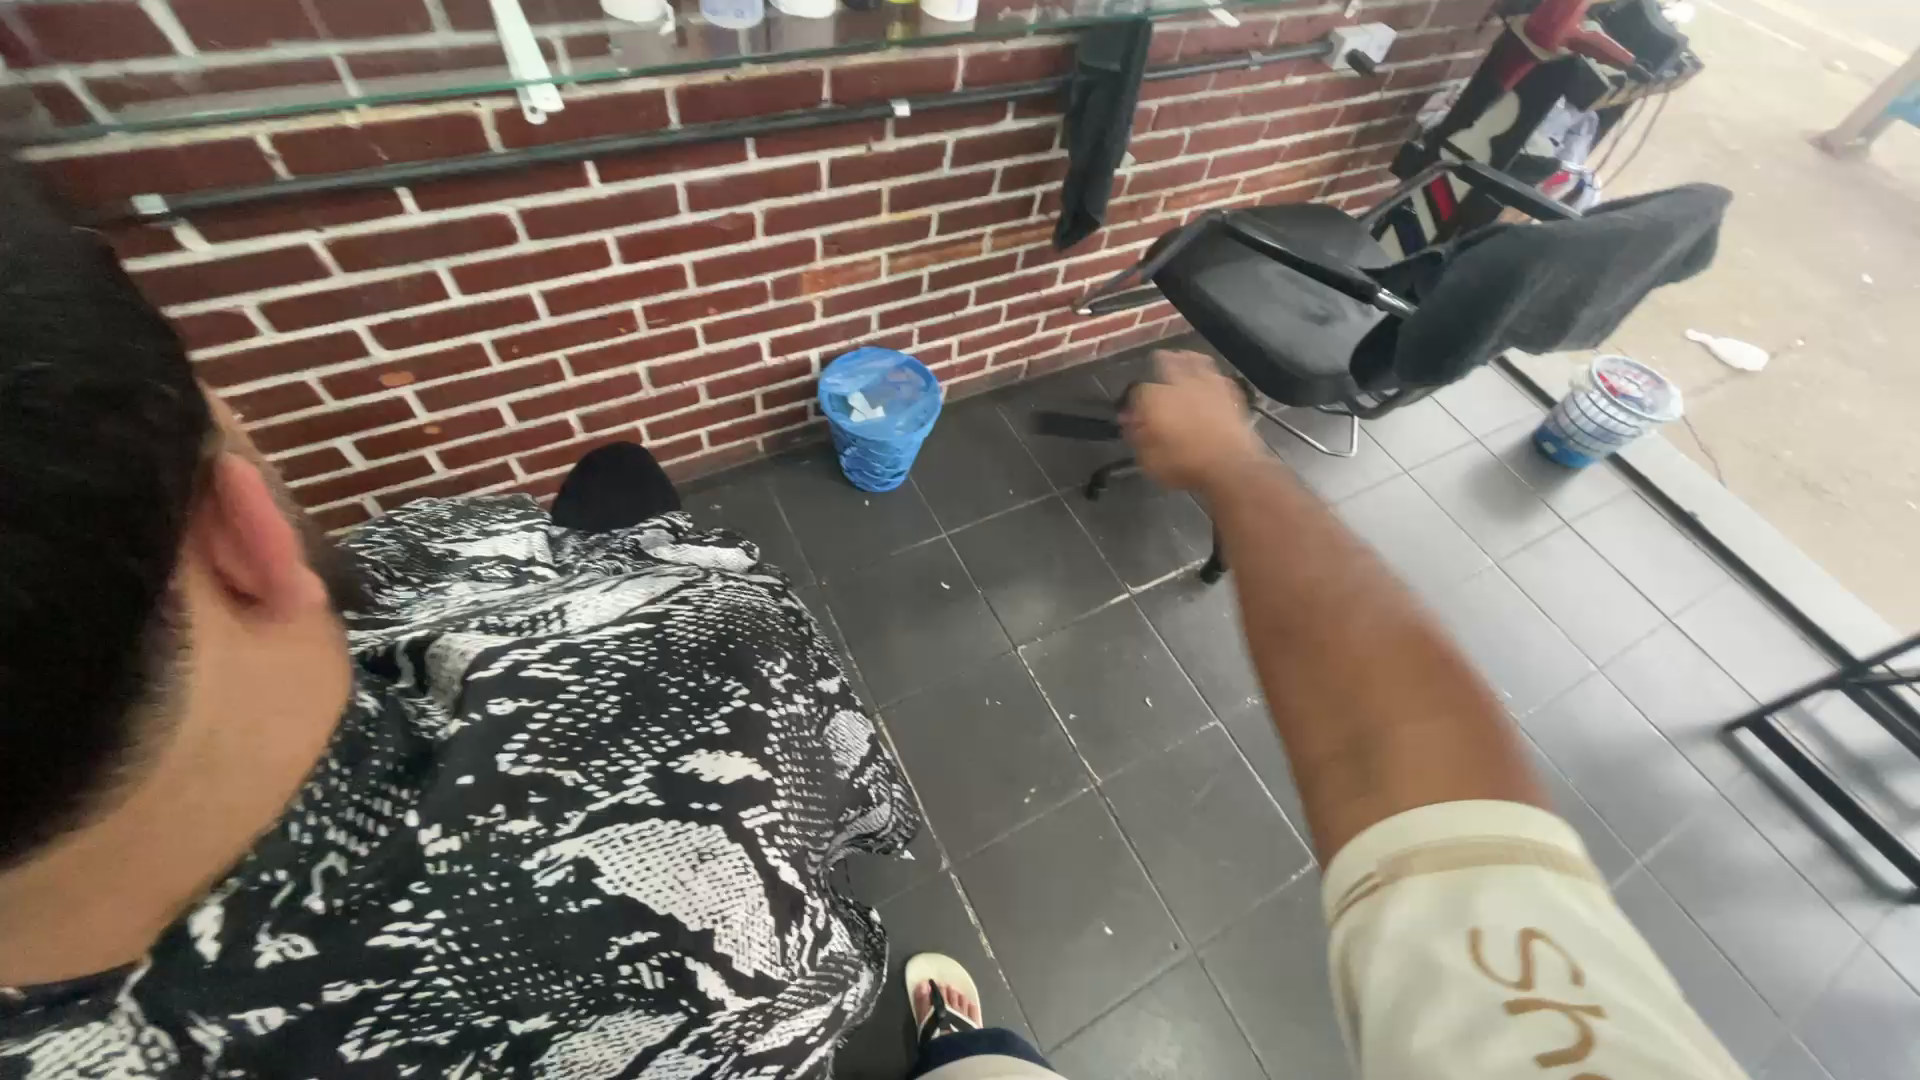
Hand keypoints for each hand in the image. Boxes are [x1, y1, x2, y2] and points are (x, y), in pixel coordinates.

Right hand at [1120, 350, 1265, 492]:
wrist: (1230, 467)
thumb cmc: (1184, 466)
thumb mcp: (1148, 460)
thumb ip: (1137, 437)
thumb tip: (1130, 423)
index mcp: (1155, 399)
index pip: (1136, 392)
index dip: (1131, 402)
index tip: (1131, 415)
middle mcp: (1180, 384)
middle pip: (1165, 362)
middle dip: (1157, 363)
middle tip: (1155, 362)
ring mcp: (1208, 385)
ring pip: (1195, 360)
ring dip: (1185, 359)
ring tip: (1182, 358)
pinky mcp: (1230, 393)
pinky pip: (1218, 375)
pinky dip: (1211, 375)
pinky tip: (1210, 378)